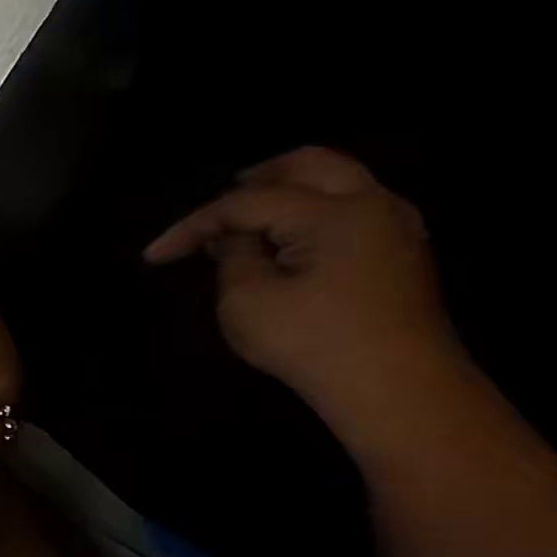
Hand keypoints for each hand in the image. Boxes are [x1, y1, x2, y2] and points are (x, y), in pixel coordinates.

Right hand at [143, 147, 458, 405]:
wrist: (399, 394)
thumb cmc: (314, 345)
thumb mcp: (248, 302)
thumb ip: (232, 256)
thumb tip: (234, 237)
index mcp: (332, 211)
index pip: (245, 202)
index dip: (194, 225)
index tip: (155, 255)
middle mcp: (371, 203)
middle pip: (306, 163)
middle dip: (253, 180)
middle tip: (217, 211)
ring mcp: (395, 227)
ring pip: (336, 181)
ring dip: (287, 192)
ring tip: (248, 225)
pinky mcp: (401, 254)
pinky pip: (352, 210)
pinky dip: (313, 213)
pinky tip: (288, 244)